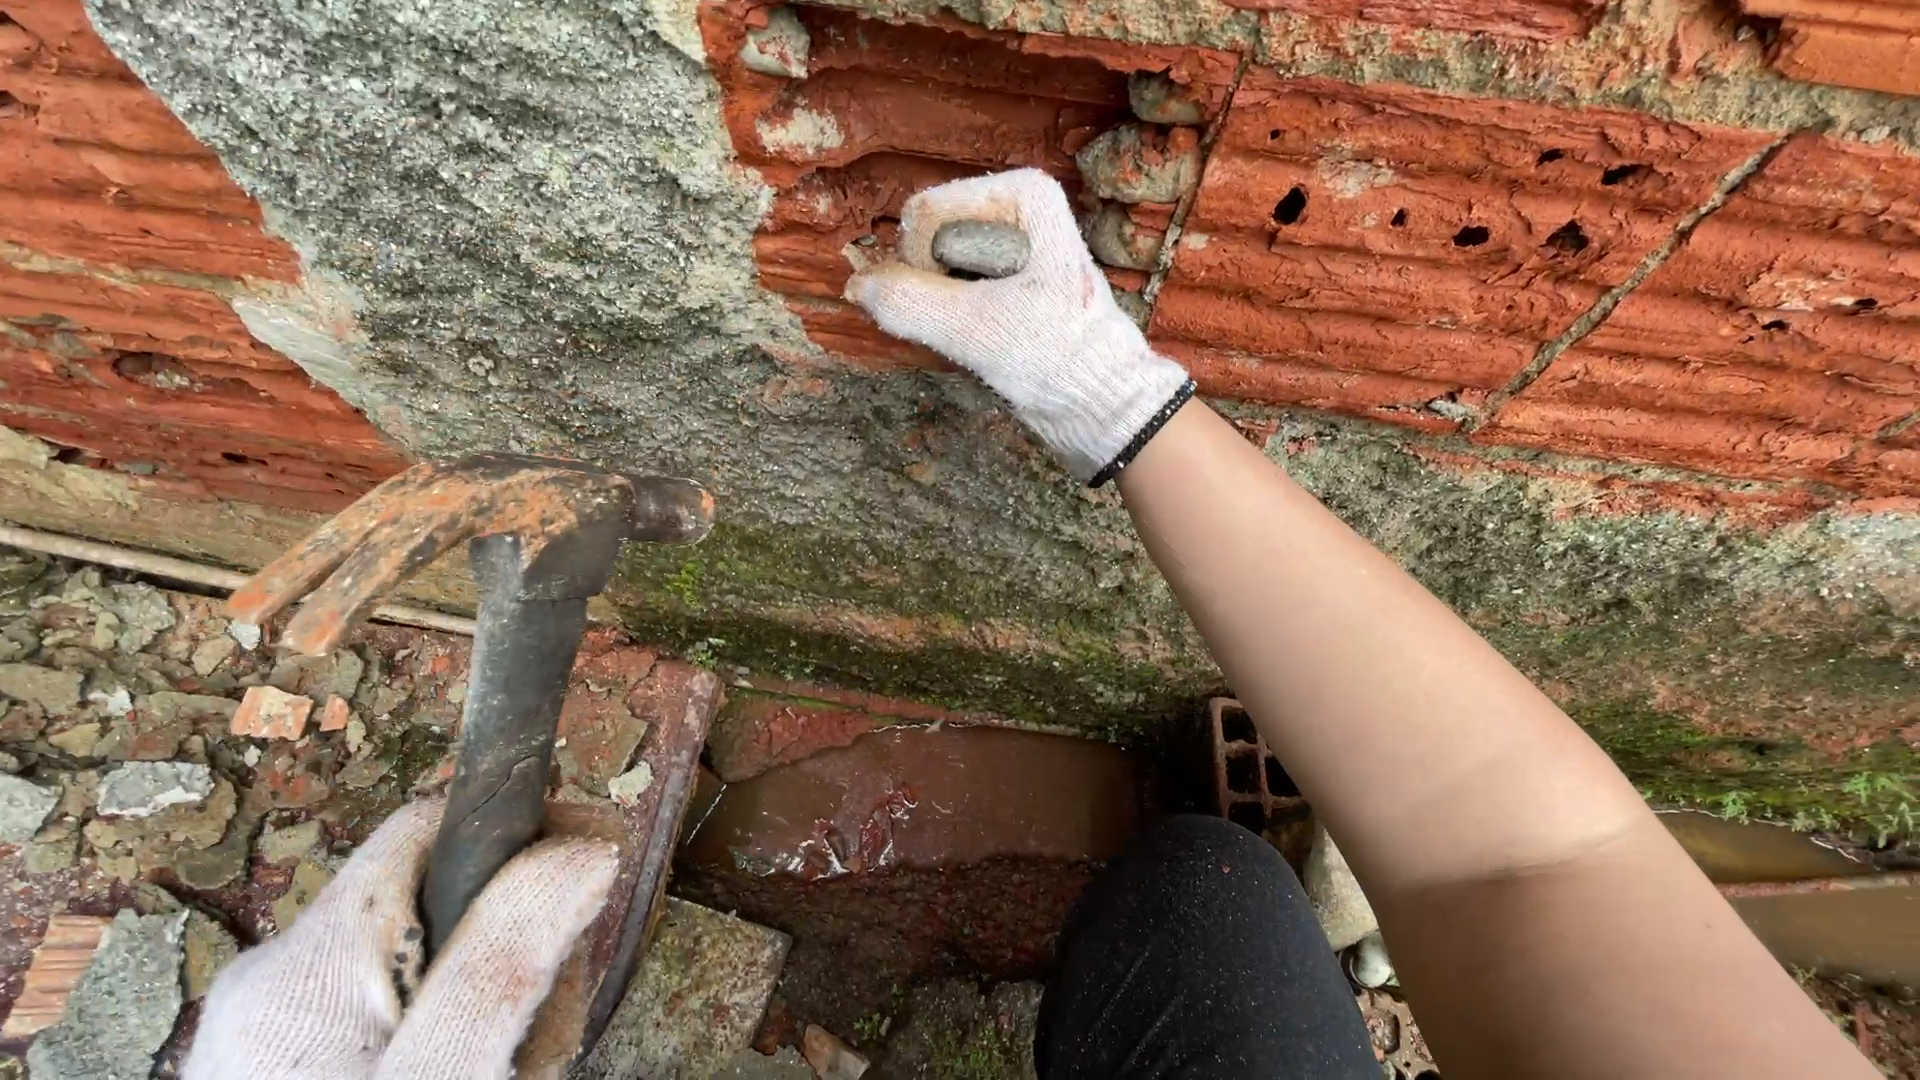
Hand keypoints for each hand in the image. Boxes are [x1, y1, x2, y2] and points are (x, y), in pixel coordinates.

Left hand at [184, 799, 617, 1079]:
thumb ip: (507, 958)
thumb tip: (590, 842)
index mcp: (307, 962)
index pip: (434, 824)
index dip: (525, 828)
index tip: (593, 867)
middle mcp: (281, 973)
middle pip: (442, 887)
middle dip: (522, 926)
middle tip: (551, 1010)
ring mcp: (282, 1020)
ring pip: (432, 944)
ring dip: (499, 982)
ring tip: (518, 1059)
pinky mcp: (297, 1054)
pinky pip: (404, 997)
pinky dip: (460, 1019)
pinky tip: (482, 1068)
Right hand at [847, 168, 1192, 483]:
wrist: (1103, 405)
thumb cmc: (1055, 359)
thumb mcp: (977, 331)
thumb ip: (909, 304)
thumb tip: (855, 287)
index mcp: (1022, 195)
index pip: (925, 217)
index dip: (926, 270)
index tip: (969, 309)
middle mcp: (1015, 209)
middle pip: (927, 240)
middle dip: (935, 289)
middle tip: (979, 325)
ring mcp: (1009, 244)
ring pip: (932, 267)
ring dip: (942, 309)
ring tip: (987, 334)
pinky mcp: (1005, 280)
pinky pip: (948, 288)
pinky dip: (951, 318)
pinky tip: (985, 339)